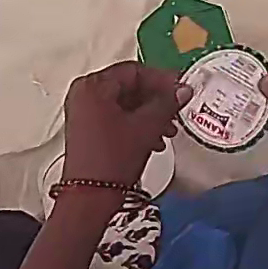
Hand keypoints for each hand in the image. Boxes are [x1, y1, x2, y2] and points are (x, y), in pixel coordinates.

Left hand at [61, 62, 188, 186]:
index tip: (181, 89)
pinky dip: (137, 124)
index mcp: (93, 86)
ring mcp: (84, 113)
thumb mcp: (146, 127)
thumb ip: (167, 103)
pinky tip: (154, 139)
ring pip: (124, 103)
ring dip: (149, 114)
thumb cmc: (114, 158)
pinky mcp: (87, 130)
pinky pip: (117, 117)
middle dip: (156, 99)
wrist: (90, 197)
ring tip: (168, 129)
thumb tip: (184, 89)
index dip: (161, 79)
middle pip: (128, 87)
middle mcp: (84, 94)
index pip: (133, 71)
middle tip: (177, 109)